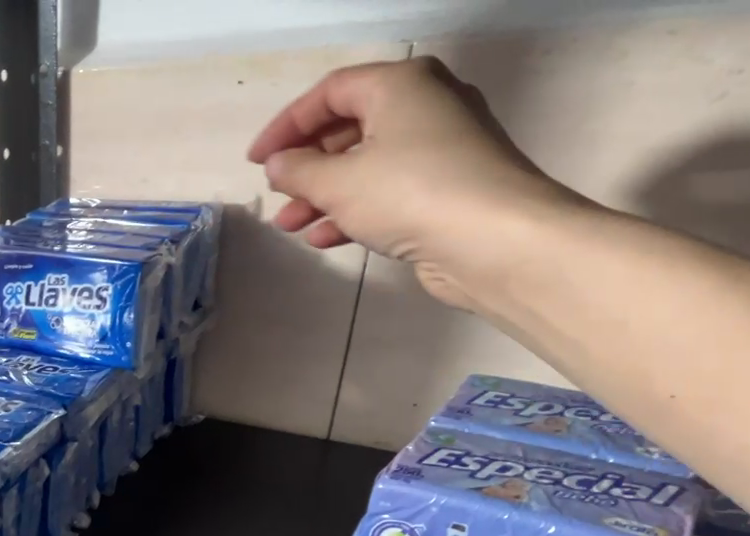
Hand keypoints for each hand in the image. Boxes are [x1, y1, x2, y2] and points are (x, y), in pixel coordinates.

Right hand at [247, 56, 582, 310]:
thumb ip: (297, 171)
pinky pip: (386, 190)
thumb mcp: (337, 182)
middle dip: (305, 166)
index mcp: (400, 84)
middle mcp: (424, 104)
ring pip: (364, 164)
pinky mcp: (445, 186)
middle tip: (277, 194)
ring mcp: (439, 146)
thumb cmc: (409, 192)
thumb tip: (277, 165)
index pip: (330, 93)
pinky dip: (352, 210)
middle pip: (348, 128)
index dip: (286, 126)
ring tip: (289, 226)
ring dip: (322, 195)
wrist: (494, 238)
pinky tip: (324, 238)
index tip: (255, 161)